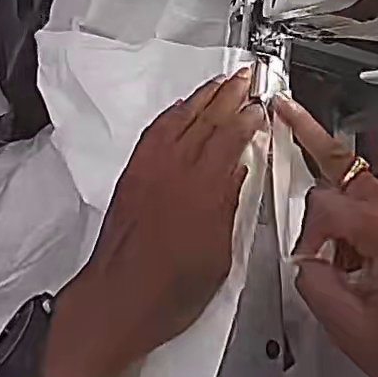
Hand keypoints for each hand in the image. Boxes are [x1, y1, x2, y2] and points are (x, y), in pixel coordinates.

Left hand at [41, 68, 264, 376]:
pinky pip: (155, 130)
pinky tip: (183, 106)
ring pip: (182, 117)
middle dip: (231, 93)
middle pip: (208, 118)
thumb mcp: (220, 255)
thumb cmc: (167, 290)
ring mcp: (151, 168)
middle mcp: (176, 171)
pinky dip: (173, 112)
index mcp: (204, 190)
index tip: (260, 107)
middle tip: (246, 76)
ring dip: (204, 95)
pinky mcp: (133, 172)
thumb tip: (239, 172)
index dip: (248, 118)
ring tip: (221, 81)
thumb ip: (229, 205)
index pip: (231, 137)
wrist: (117, 300)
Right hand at [277, 97, 377, 376]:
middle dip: (310, 144)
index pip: (326, 202)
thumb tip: (301, 258)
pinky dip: (345, 224)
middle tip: (285, 110)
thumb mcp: (347, 324)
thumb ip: (311, 280)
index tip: (300, 257)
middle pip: (343, 165)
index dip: (306, 233)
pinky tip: (345, 263)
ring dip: (329, 207)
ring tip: (323, 248)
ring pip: (353, 184)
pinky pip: (365, 207)